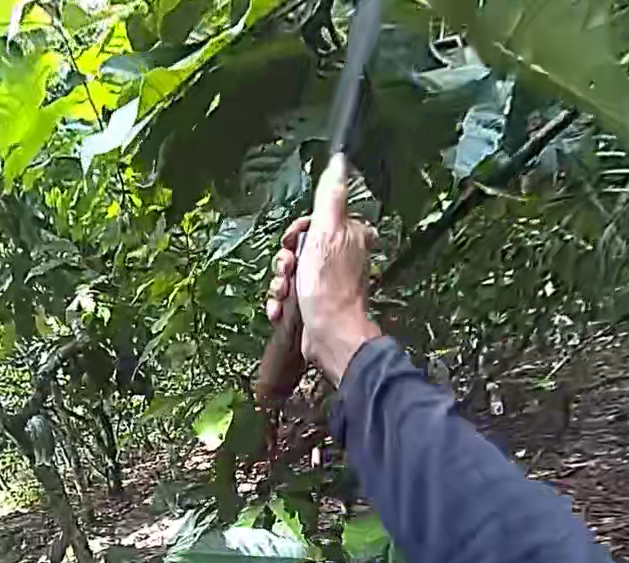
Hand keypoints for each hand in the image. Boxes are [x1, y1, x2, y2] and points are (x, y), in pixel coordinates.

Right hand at [266, 154, 379, 385]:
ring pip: (290, 274)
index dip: (296, 232)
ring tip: (285, 294)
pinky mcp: (313, 307)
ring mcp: (326, 285)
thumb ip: (330, 197)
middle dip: (285, 261)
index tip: (291, 242)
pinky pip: (289, 298)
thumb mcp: (327, 232)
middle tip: (288, 271)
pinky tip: (280, 310)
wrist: (329, 336)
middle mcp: (340, 259)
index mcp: (349, 237)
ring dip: (280, 285)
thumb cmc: (329, 286)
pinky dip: (280, 304)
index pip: (314, 222)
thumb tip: (339, 160)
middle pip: (298, 248)